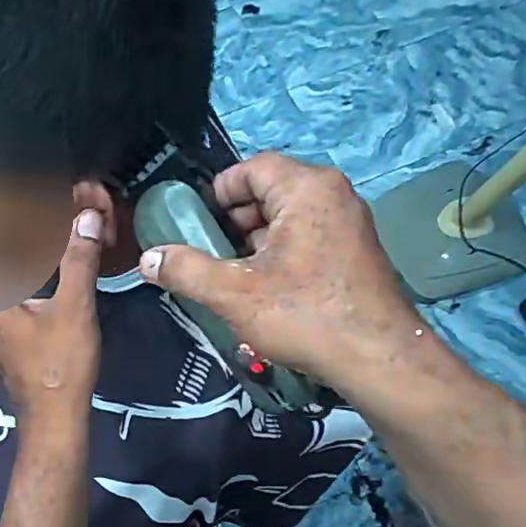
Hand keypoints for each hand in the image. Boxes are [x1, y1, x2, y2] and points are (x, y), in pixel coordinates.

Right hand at [138, 153, 433, 390]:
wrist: (377, 358)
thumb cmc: (304, 314)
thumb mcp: (233, 292)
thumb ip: (185, 270)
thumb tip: (147, 259)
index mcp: (306, 188)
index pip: (251, 168)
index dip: (217, 193)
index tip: (195, 224)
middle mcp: (333, 195)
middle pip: (269, 193)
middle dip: (234, 222)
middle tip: (209, 255)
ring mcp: (350, 224)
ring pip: (288, 220)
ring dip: (255, 243)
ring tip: (232, 278)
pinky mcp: (356, 254)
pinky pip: (308, 239)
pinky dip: (281, 256)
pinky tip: (266, 292)